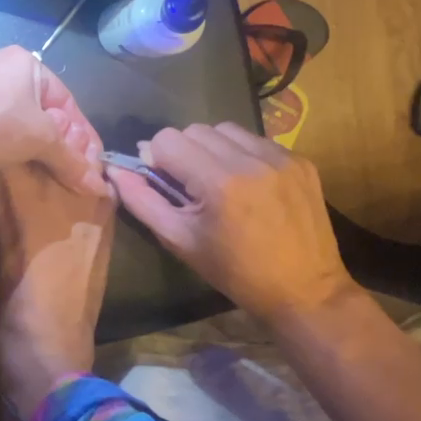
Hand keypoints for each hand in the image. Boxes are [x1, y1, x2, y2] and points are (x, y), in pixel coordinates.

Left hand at [0, 46, 107, 195]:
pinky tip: (8, 152)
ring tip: (39, 160)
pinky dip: (4, 132)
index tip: (89, 157)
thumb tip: (99, 187)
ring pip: (15, 110)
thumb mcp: (41, 141)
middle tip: (65, 160)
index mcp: (24, 60)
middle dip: (56, 134)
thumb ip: (71, 160)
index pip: (65, 98)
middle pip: (39, 104)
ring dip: (29, 134)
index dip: (81, 131)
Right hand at [109, 121, 355, 324]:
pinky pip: (256, 140)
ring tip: (220, 183)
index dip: (158, 160)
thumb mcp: (180, 240)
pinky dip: (242, 155)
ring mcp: (281, 157)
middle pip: (195, 130)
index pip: (168, 139)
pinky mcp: (300, 161)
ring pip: (226, 130)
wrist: (306, 291)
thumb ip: (142, 201)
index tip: (167, 186)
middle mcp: (251, 160)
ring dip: (213, 150)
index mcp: (219, 182)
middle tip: (191, 188)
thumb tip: (115, 169)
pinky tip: (248, 185)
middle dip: (184, 154)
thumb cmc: (235, 272)